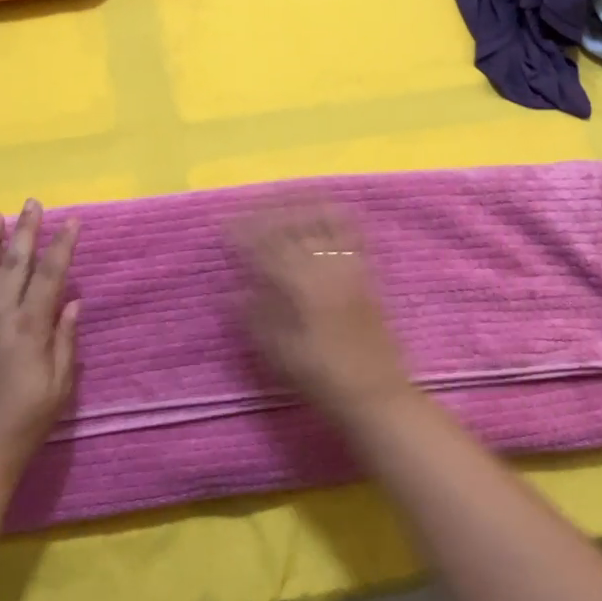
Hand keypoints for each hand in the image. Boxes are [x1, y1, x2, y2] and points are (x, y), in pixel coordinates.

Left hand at [0, 199, 81, 478]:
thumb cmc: (25, 422)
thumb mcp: (58, 386)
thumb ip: (65, 340)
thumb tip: (73, 301)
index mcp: (29, 327)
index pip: (50, 275)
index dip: (63, 246)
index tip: (72, 221)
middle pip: (15, 263)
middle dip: (26, 230)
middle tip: (32, 202)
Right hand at [232, 205, 414, 426]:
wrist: (376, 394)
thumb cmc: (321, 378)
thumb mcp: (277, 352)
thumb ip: (254, 316)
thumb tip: (234, 292)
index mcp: (298, 285)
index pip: (264, 246)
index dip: (242, 232)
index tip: (225, 225)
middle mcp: (324, 266)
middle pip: (292, 225)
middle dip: (266, 214)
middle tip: (248, 214)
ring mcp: (349, 265)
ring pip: (323, 220)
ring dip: (299, 208)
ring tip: (282, 206)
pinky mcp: (368, 271)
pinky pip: (352, 232)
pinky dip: (334, 217)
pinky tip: (321, 215)